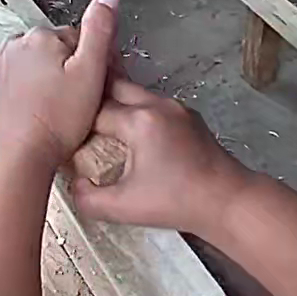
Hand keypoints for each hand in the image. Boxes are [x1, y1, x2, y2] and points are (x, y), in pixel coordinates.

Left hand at [0, 0, 118, 172]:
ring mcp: (3, 65)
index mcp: (42, 36)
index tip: (102, 85)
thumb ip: (100, 30)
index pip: (83, 39)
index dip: (99, 62)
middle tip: (85, 99)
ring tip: (67, 106)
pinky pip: (26, 80)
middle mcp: (17, 43)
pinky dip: (39, 91)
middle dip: (75, 69)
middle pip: (62, 50)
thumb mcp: (91, 72)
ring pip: (44, 64)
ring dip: (57, 79)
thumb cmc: (60, 117)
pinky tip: (48, 109)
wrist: (24, 152)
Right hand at [68, 78, 257, 237]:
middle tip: (76, 113)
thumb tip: (74, 185)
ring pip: (137, 95)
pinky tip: (133, 135)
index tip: (67, 138)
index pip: (94, 111)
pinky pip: (156, 107)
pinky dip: (139, 114)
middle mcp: (160, 106)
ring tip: (101, 124)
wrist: (228, 201)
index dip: (77, 125)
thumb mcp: (124, 207)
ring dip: (118, 105)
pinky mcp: (191, 118)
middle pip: (116, 87)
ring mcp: (179, 109)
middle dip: (94, 99)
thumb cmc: (180, 202)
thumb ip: (87, 198)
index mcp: (141, 121)